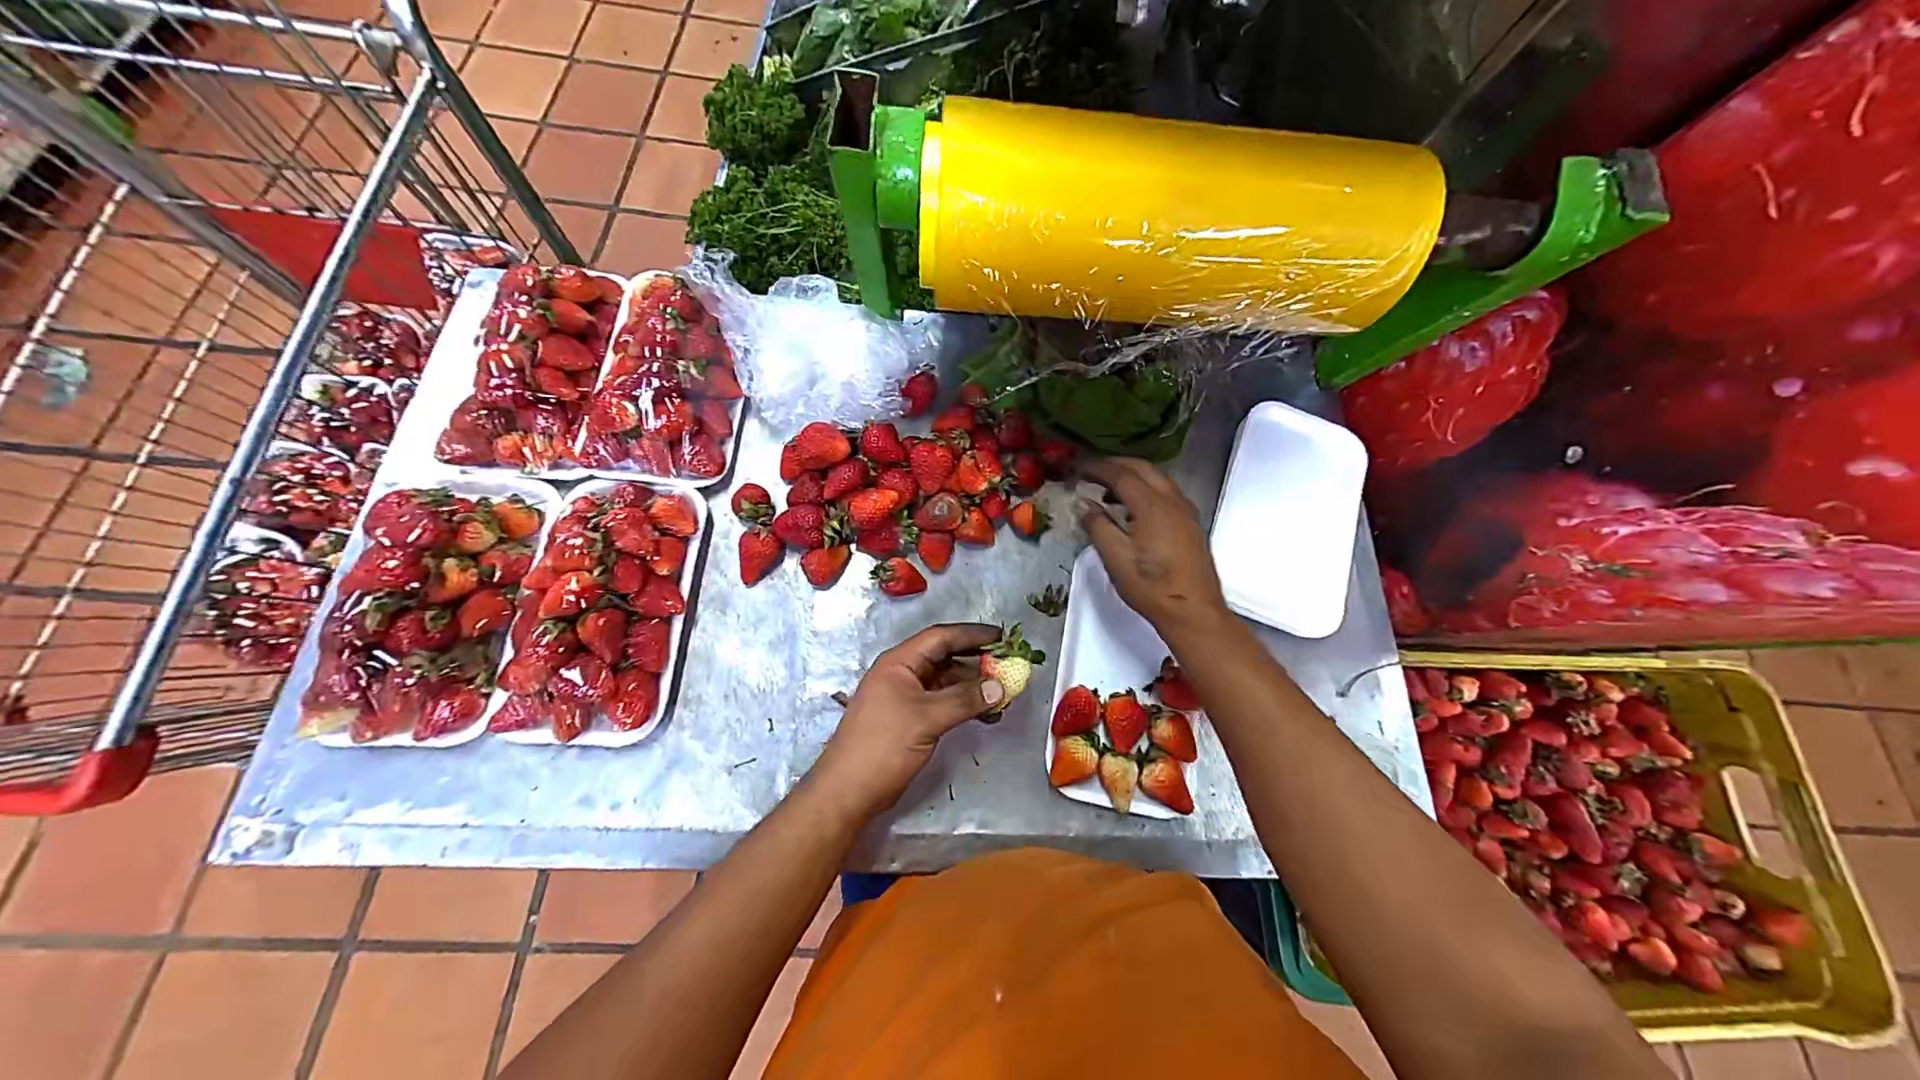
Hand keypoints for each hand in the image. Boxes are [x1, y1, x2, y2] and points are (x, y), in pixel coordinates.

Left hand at [809, 623, 1005, 819]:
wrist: (848, 790)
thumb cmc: (882, 746)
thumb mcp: (926, 718)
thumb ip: (964, 699)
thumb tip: (1000, 686)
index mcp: (899, 662)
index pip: (941, 637)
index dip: (972, 634)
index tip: (1003, 637)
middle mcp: (902, 673)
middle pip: (945, 657)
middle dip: (977, 661)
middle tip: (1008, 665)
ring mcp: (905, 697)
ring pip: (946, 681)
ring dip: (973, 686)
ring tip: (1003, 694)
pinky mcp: (909, 718)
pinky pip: (942, 701)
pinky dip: (963, 704)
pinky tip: (985, 713)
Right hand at [1080, 458, 1228, 635]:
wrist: (1192, 611)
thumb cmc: (1151, 586)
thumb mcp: (1115, 557)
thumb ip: (1097, 525)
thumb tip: (1084, 503)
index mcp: (1151, 506)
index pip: (1121, 475)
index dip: (1097, 468)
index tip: (1078, 469)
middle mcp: (1172, 501)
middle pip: (1143, 468)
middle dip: (1116, 465)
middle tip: (1092, 471)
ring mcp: (1186, 511)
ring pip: (1158, 478)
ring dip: (1133, 475)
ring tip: (1109, 490)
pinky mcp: (1191, 524)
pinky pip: (1167, 492)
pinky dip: (1147, 488)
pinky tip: (1133, 508)